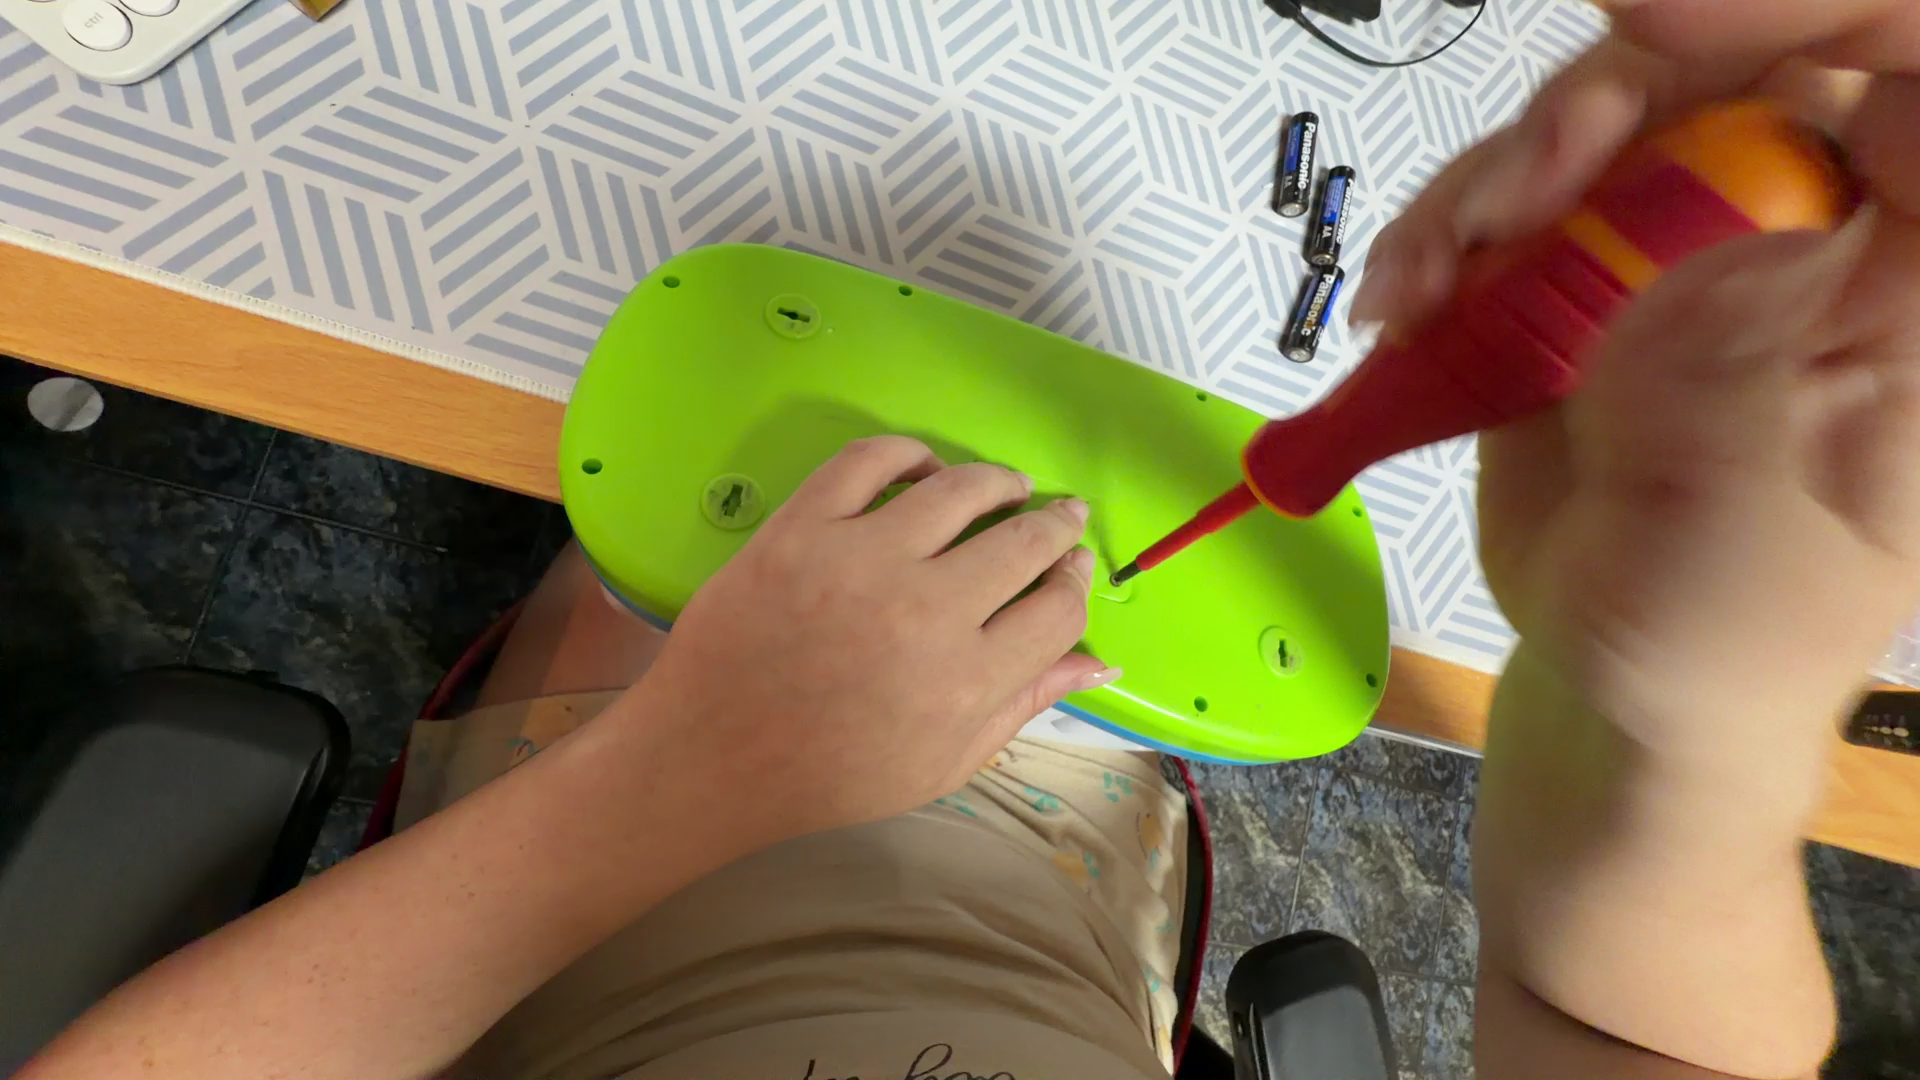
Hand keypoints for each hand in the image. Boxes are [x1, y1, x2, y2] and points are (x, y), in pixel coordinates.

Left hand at [626, 436, 1113, 838]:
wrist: (713, 755)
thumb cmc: (833, 774)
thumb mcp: (944, 763)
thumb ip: (1023, 704)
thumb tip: (1100, 657)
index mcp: (967, 681)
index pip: (1059, 609)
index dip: (1076, 581)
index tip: (1072, 567)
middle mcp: (927, 612)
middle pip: (1025, 541)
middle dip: (1056, 523)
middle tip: (1060, 515)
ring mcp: (860, 560)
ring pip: (960, 489)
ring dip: (999, 480)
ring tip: (1008, 484)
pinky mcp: (801, 527)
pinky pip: (869, 459)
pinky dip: (908, 451)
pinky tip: (924, 466)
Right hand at [1354, 3, 1919, 775]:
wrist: (1615, 671)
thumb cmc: (1713, 625)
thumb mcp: (1735, 534)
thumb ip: (1725, 388)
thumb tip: (1701, 242)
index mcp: (1918, 278)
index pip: (1918, 65)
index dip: (1800, 8)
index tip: (1647, 12)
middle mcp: (1797, 241)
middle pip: (1707, 83)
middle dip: (1579, 123)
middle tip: (1499, 211)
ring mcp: (1660, 270)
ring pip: (1568, 152)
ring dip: (1466, 208)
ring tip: (1407, 301)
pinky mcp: (1555, 309)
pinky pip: (1484, 235)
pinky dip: (1423, 261)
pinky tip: (1393, 321)